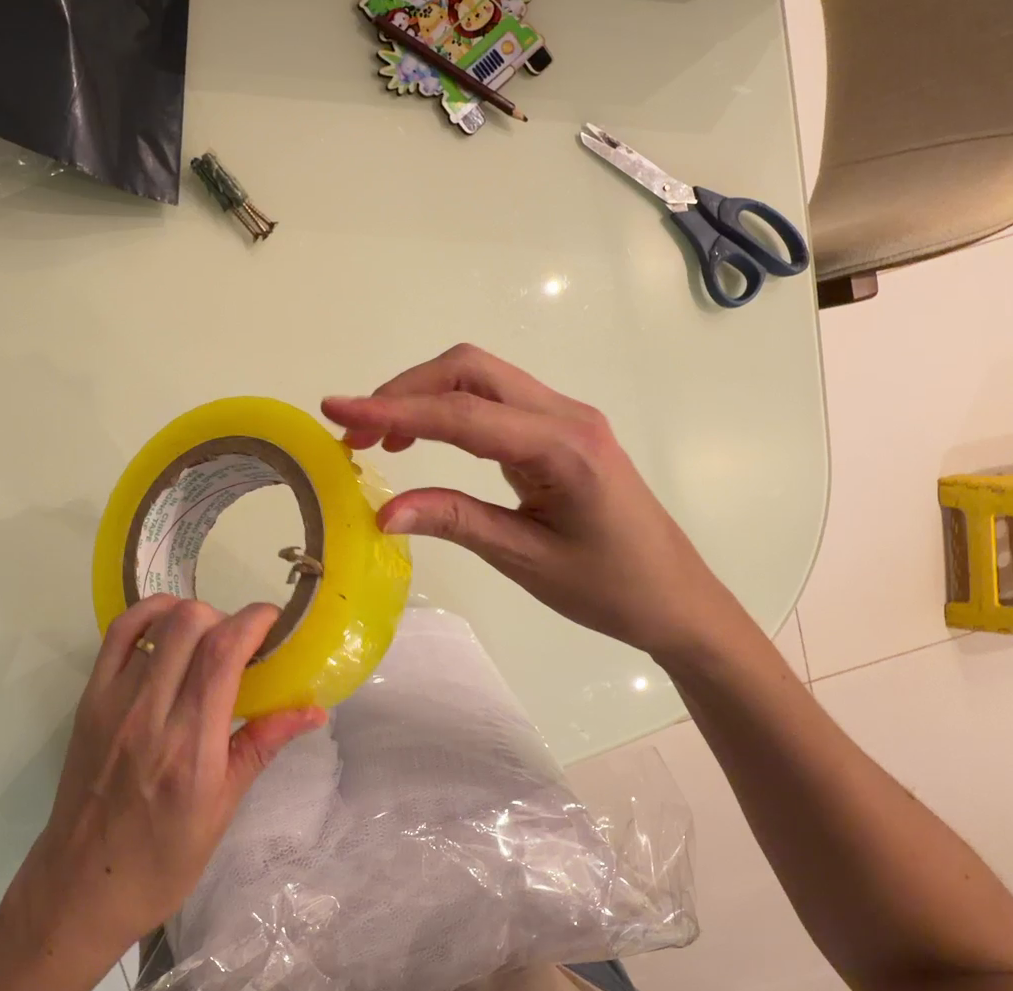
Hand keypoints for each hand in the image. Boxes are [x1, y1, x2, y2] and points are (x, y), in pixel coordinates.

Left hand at [3, 596, 325, 959]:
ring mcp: (113, 703)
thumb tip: (313, 710)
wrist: (82, 884)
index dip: (254, 622)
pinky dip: (147, 617)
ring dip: (191, 617)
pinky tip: (168, 629)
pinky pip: (116, 635)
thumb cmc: (162, 862)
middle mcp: (149, 715)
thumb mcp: (222, 811)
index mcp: (191, 748)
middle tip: (243, 646)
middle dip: (227, 618)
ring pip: (154, 623)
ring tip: (207, 643)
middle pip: (190, 624)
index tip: (276, 623)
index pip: (222, 654)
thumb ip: (261, 747)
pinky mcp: (89, 700)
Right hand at [321, 343, 749, 660]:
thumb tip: (382, 510)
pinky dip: (446, 407)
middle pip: (469, 369)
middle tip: (354, 433)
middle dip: (403, 390)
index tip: (334, 411)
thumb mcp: (525, 559)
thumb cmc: (610, 589)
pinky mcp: (560, 429)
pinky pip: (494, 399)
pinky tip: (422, 439)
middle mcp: (565, 415)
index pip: (460, 414)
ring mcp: (565, 417)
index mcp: (561, 448)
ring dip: (422, 394)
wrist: (678, 599)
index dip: (391, 408)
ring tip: (378, 438)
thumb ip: (455, 522)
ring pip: (480, 377)